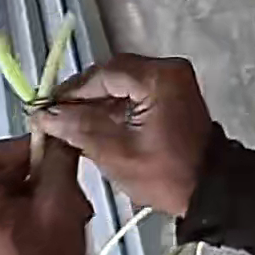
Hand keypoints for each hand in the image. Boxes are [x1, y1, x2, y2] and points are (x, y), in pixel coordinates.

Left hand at [0, 136, 90, 254]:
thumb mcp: (59, 202)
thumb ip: (58, 159)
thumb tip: (59, 130)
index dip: (25, 147)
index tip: (54, 156)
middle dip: (34, 174)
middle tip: (62, 184)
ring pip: (1, 196)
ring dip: (34, 194)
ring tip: (61, 209)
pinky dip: (23, 214)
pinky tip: (48, 227)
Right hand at [37, 55, 211, 215]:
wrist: (209, 186)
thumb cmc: (164, 174)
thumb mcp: (117, 154)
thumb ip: (80, 128)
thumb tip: (45, 114)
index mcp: (159, 78)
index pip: (106, 73)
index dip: (73, 89)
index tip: (45, 107)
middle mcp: (168, 68)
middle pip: (115, 72)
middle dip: (84, 93)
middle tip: (54, 114)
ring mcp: (173, 77)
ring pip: (124, 79)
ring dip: (98, 98)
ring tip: (68, 120)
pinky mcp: (173, 89)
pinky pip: (136, 87)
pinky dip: (115, 102)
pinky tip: (93, 121)